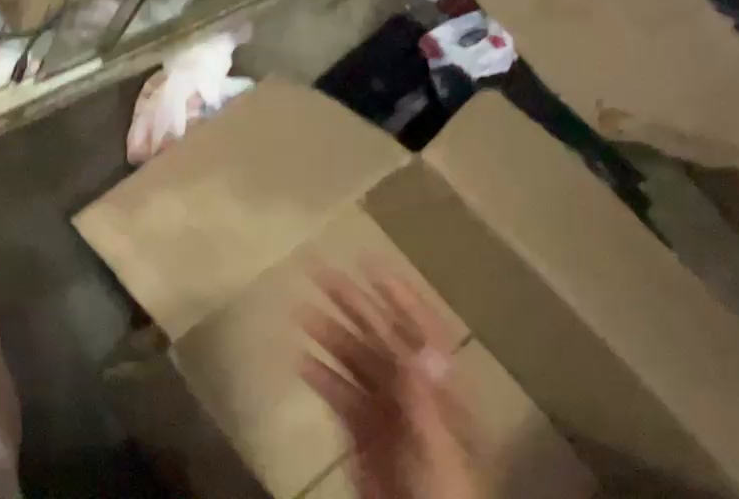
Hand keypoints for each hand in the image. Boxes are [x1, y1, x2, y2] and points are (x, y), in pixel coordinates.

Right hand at [300, 270, 480, 498]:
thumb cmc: (440, 490)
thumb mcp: (435, 443)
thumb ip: (424, 397)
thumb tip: (424, 347)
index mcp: (440, 392)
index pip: (422, 333)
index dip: (398, 296)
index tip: (368, 262)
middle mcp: (414, 393)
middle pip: (381, 339)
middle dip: (352, 303)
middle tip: (317, 271)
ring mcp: (387, 410)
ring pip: (355, 361)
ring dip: (329, 334)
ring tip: (299, 311)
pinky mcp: (362, 429)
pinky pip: (338, 392)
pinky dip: (319, 374)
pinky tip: (298, 360)